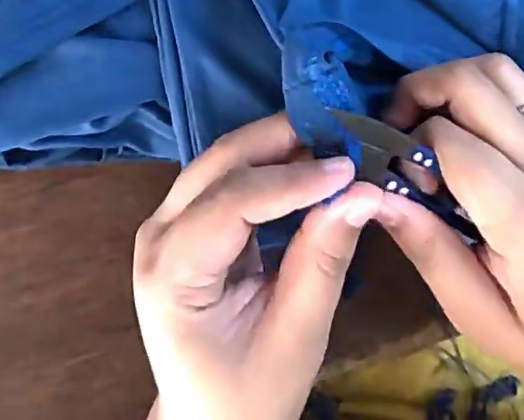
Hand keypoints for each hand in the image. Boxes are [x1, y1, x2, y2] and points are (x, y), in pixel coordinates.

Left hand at [133, 113, 384, 419]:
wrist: (210, 419)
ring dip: (279, 143)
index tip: (348, 167)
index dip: (293, 178)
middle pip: (222, 161)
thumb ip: (324, 258)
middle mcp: (158, 231)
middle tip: (342, 133)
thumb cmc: (249, 394)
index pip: (233, 200)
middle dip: (284, 139)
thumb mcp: (296, 337)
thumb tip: (364, 192)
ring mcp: (167, 219)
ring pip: (225, 157)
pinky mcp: (186, 216)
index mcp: (171, 271)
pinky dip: (271, 161)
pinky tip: (308, 160)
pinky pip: (230, 173)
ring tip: (332, 141)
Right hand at [371, 55, 523, 419]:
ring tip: (434, 116)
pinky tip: (475, 119)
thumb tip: (370, 193)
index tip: (404, 178)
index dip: (410, 144)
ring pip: (499, 69)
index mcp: (522, 214)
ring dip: (454, 78)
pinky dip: (490, 83)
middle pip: (472, 83)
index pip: (450, 137)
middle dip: (419, 89)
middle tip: (399, 126)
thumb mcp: (474, 313)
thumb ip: (424, 245)